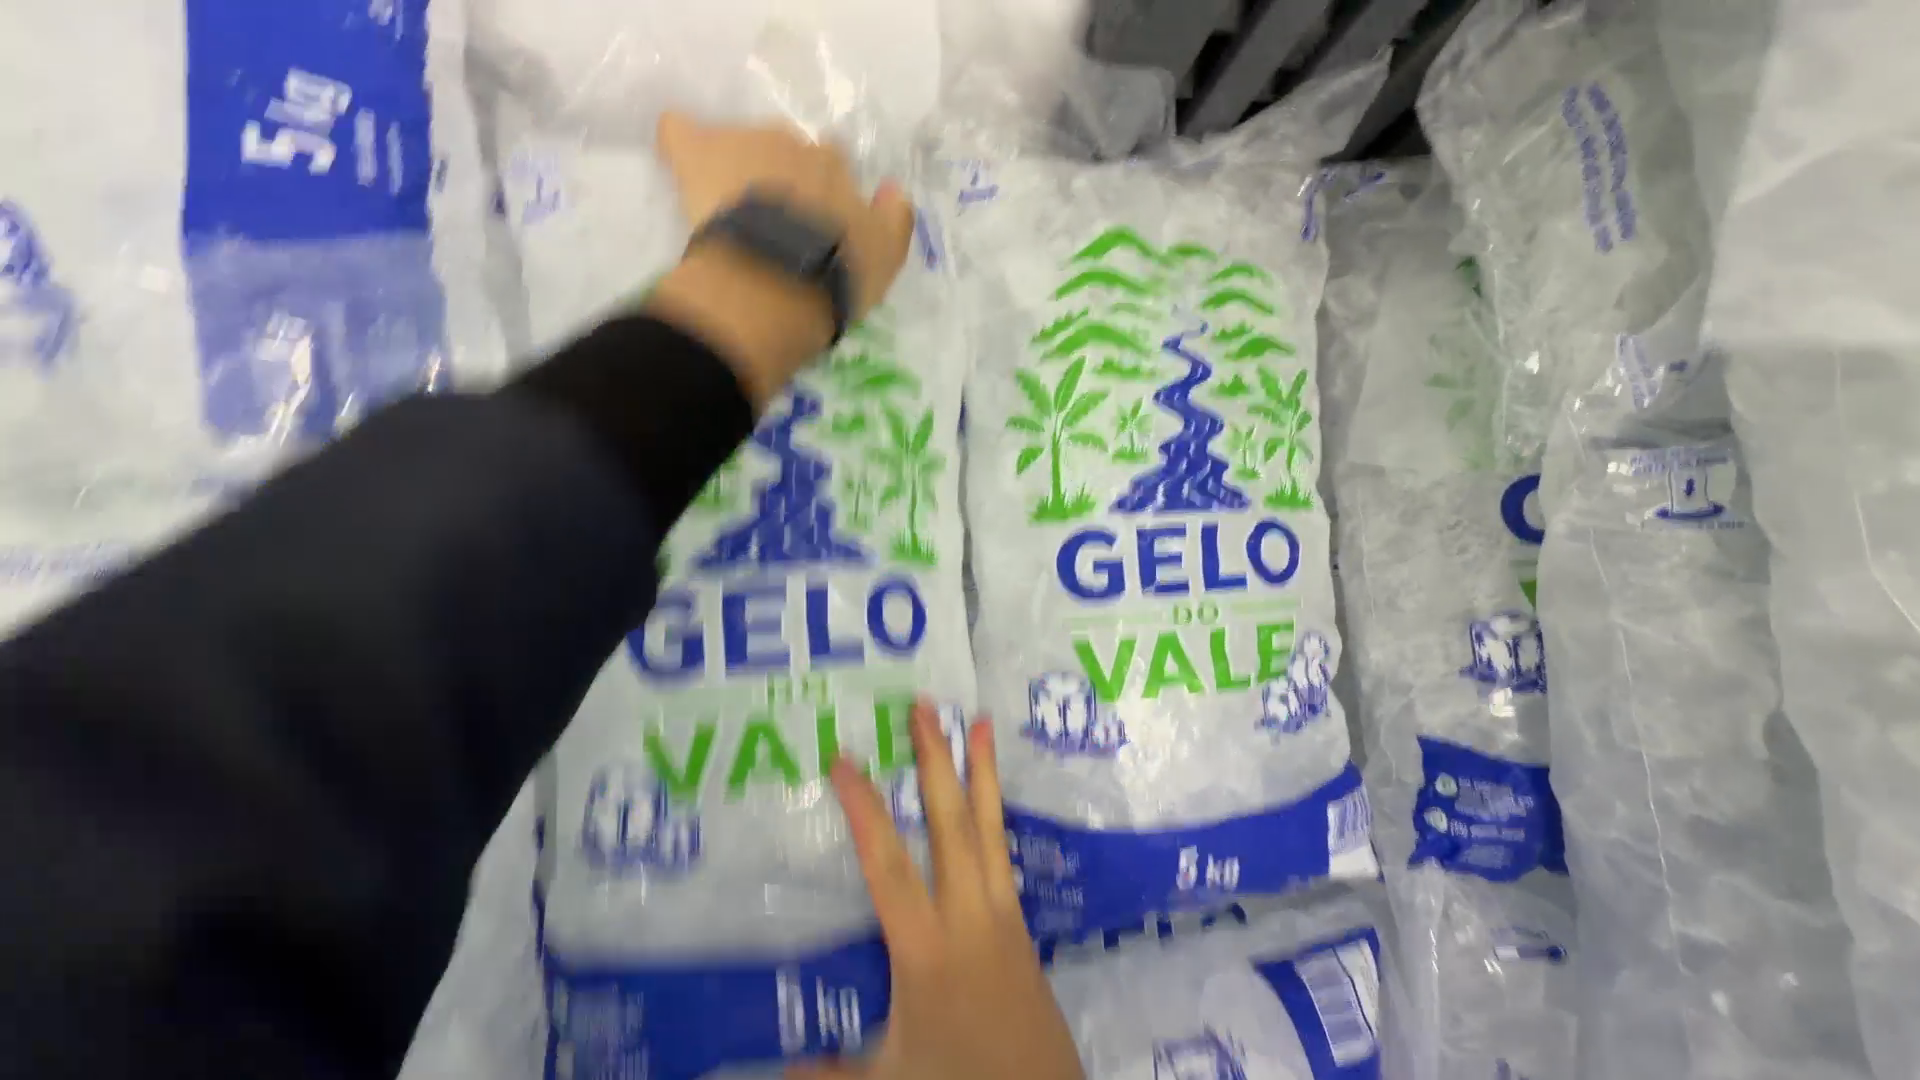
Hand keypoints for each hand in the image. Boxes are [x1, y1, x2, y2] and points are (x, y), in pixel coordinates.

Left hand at [644, 113, 915, 408]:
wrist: (780, 283)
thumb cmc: (836, 275)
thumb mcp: (884, 258)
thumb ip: (893, 221)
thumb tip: (894, 191)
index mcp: (837, 167)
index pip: (833, 164)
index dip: (822, 194)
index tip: (815, 226)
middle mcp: (794, 144)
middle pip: (787, 149)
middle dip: (781, 176)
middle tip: (773, 223)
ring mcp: (746, 144)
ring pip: (741, 142)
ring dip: (737, 166)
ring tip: (727, 208)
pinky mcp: (700, 152)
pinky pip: (680, 132)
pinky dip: (680, 141)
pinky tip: (679, 163)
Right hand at [791, 703, 1085, 1079]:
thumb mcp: (884, 1078)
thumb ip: (831, 1069)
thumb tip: (786, 1065)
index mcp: (924, 947)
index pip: (886, 863)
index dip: (864, 808)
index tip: (844, 758)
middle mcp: (967, 916)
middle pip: (951, 824)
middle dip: (937, 761)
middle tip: (927, 707)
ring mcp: (1001, 916)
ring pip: (988, 829)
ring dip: (982, 772)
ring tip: (981, 723)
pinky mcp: (1021, 926)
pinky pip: (1002, 856)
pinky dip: (994, 816)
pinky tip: (990, 801)